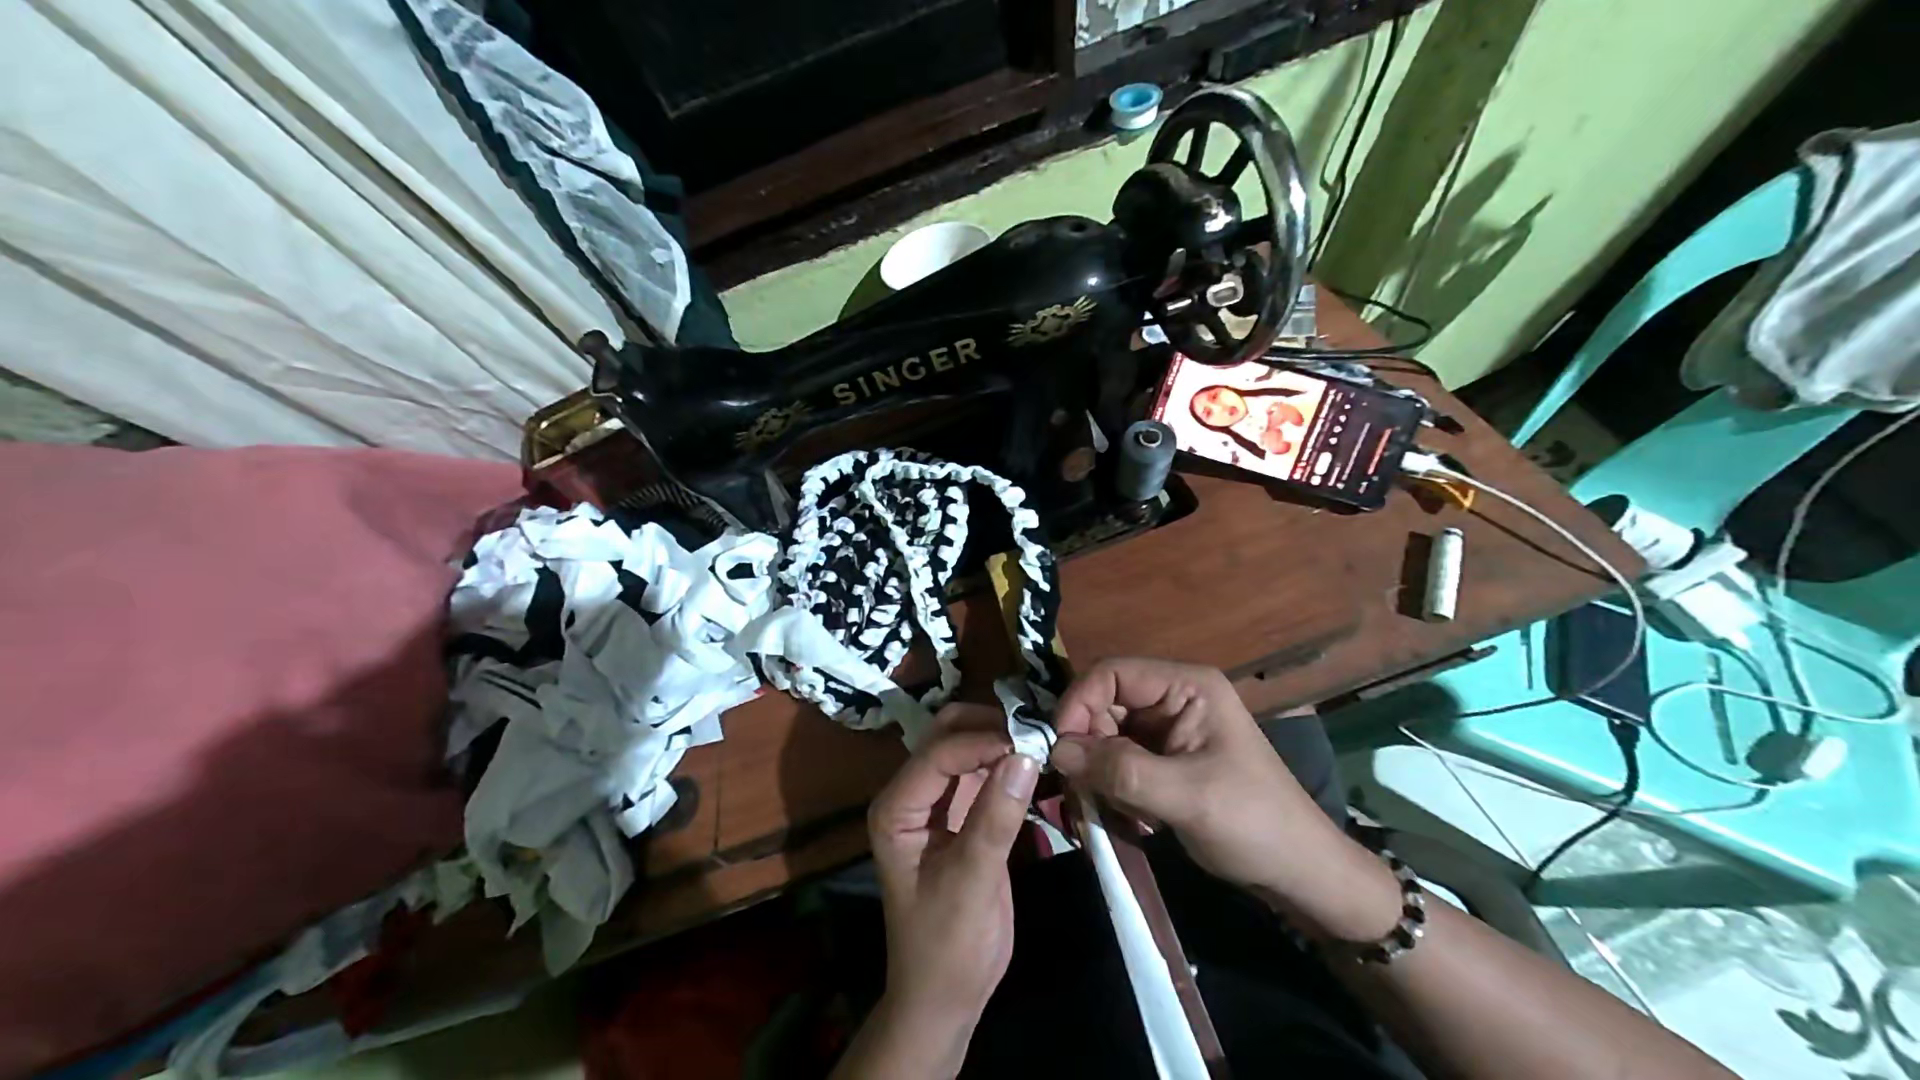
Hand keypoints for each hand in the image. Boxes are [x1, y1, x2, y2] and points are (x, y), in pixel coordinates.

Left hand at [841, 704, 1038, 1077]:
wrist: (944, 994)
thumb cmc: (947, 945)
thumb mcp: (972, 882)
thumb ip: (995, 817)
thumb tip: (1026, 755)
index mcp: (896, 808)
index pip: (937, 753)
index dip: (981, 741)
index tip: (1030, 742)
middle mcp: (910, 795)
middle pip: (944, 735)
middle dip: (987, 727)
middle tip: (1035, 735)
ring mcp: (934, 801)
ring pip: (963, 746)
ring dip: (998, 739)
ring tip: (1040, 742)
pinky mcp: (959, 812)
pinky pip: (980, 771)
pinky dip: (1004, 761)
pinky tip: (1033, 763)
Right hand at [1049, 658, 1397, 940]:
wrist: (1302, 876)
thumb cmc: (1253, 824)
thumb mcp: (1185, 796)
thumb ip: (1119, 769)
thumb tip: (1055, 750)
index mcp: (1188, 687)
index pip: (1112, 673)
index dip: (1079, 703)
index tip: (1061, 749)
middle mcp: (1174, 700)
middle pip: (1105, 705)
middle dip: (1088, 747)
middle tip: (1080, 791)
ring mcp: (1170, 731)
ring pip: (1107, 737)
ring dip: (1099, 774)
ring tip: (1111, 813)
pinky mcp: (1165, 762)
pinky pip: (1119, 763)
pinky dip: (1113, 789)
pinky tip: (1132, 822)